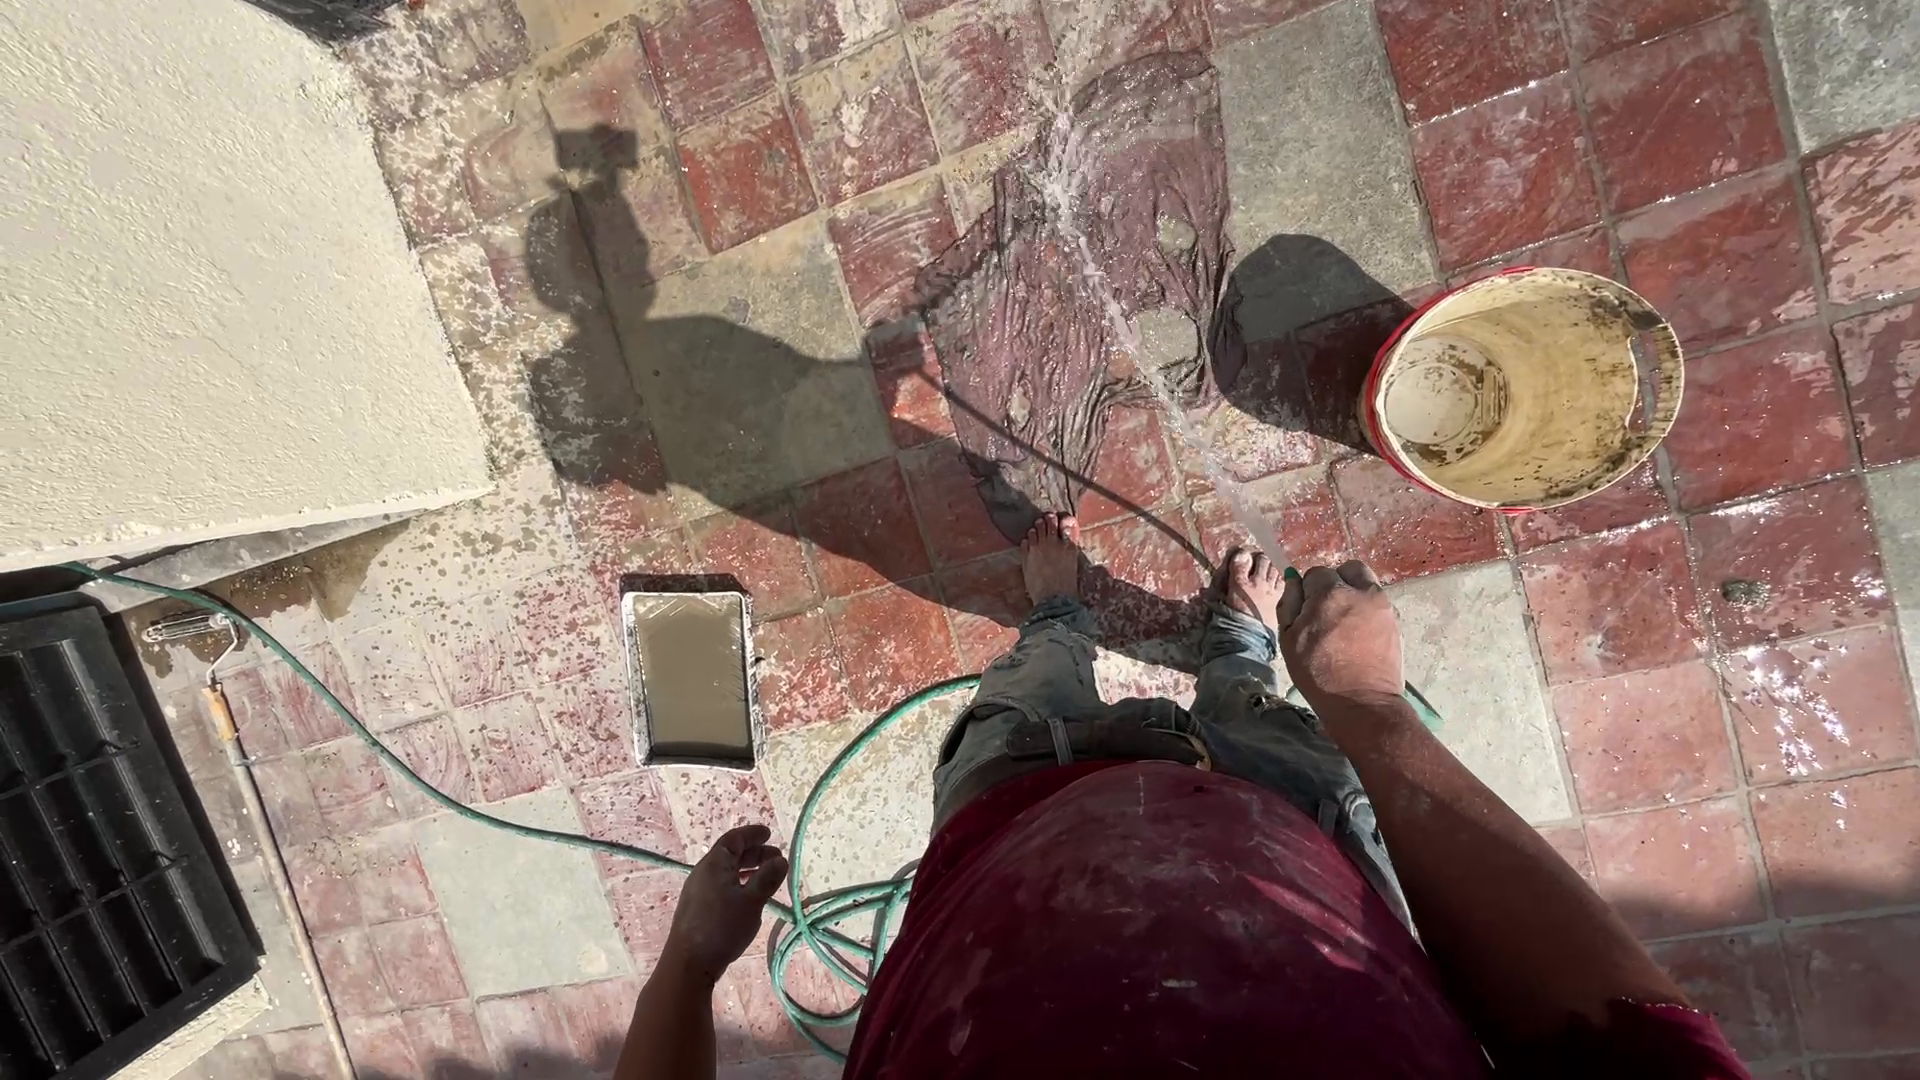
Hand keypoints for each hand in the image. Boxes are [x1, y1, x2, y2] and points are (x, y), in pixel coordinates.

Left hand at [662, 825, 788, 984]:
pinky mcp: (698, 909)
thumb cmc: (721, 928)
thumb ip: (767, 878)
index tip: (769, 834)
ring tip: (767, 878)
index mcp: (714, 864)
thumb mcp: (751, 901)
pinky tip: (749, 897)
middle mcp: (703, 873)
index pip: (734, 839)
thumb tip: (781, 860)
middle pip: (731, 855)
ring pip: (726, 872)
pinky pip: (721, 885)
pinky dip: (738, 883)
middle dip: (755, 854)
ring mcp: (698, 892)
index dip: (752, 834)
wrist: (687, 966)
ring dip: (748, 870)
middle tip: (776, 859)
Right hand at [1279, 560, 1403, 705]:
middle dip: (1336, 581)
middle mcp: (1361, 592)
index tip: (1305, 609)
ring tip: (1344, 622)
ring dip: (1354, 594)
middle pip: (1349, 569)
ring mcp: (1384, 606)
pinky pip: (1379, 604)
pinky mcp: (1396, 622)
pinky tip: (1358, 634)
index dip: (1307, 589)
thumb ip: (1289, 603)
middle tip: (1326, 606)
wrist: (1361, 701)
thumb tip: (1294, 580)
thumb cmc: (1317, 671)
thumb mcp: (1289, 637)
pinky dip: (1367, 611)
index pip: (1316, 572)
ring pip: (1367, 584)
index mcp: (1330, 593)